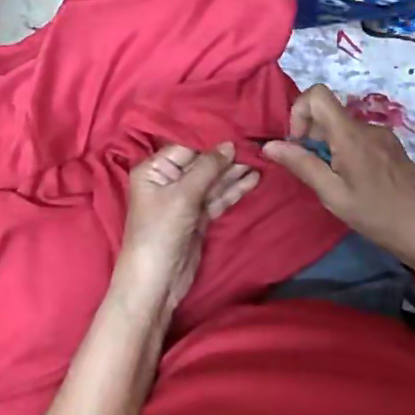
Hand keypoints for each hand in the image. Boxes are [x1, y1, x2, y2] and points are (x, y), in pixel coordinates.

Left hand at [113, 143, 258, 314]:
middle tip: (255, 147)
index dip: (213, 141)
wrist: (156, 282)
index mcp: (154, 169)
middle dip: (227, 157)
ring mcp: (184, 199)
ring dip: (234, 172)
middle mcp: (168, 180)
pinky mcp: (198, 216)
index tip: (240, 131)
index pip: (187, 147)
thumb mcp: (183, 195)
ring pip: (213, 180)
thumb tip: (229, 145)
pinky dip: (234, 189)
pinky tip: (252, 179)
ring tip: (260, 161)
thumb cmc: (160, 232)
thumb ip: (208, 168)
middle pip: (202, 163)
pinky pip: (218, 197)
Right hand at [264, 86, 414, 267]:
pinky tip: (354, 179)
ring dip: (329, 145)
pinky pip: (358, 136)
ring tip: (334, 179)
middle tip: (313, 169)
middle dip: (311, 134)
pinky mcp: (390, 144)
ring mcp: (381, 133)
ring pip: (342, 126)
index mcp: (349, 134)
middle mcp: (366, 125)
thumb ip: (302, 165)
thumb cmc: (376, 214)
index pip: (317, 94)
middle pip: (328, 111)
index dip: (299, 112)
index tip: (298, 144)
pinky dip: (346, 150)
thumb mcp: (332, 194)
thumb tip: (270, 145)